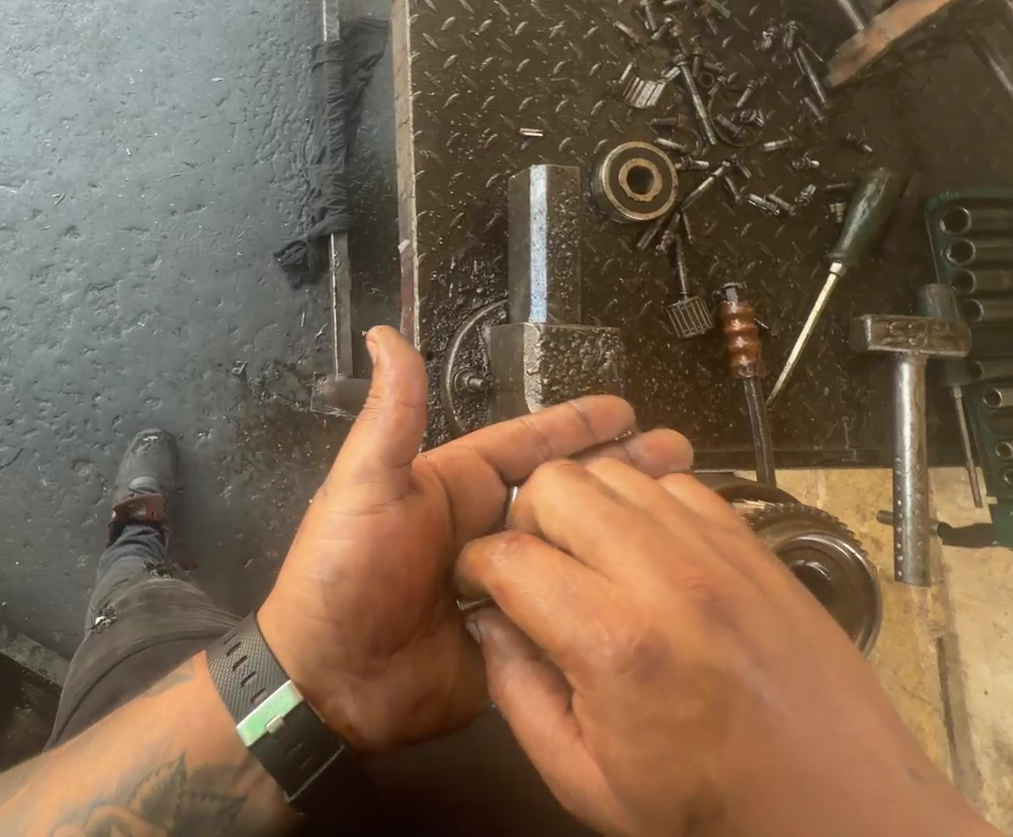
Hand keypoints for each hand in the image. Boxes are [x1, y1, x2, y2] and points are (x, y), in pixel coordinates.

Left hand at [255, 326, 693, 754]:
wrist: (329, 679)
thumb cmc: (343, 571)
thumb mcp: (365, 485)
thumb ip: (391, 415)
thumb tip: (384, 334)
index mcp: (453, 484)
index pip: (526, 444)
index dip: (574, 425)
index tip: (628, 409)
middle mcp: (483, 528)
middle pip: (562, 493)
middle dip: (618, 472)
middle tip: (682, 456)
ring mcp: (503, 585)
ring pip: (572, 548)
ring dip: (620, 531)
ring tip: (683, 516)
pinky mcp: (514, 637)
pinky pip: (567, 610)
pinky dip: (606, 596)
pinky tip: (655, 591)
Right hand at [457, 458, 997, 836]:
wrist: (847, 814)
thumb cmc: (707, 811)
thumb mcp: (582, 779)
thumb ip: (514, 690)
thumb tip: (489, 617)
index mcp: (616, 644)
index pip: (509, 555)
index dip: (477, 566)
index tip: (481, 586)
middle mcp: (664, 577)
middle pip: (553, 485)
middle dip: (525, 520)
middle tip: (538, 567)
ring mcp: (714, 550)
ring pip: (609, 471)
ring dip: (581, 507)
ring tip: (591, 558)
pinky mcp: (750, 541)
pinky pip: (669, 483)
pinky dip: (641, 506)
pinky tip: (646, 554)